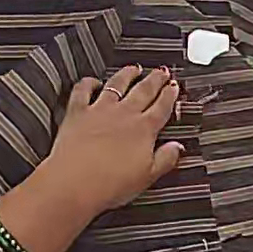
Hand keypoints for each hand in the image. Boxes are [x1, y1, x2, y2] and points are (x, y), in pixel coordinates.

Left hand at [0, 65, 184, 251]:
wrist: (75, 183)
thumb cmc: (110, 183)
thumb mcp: (148, 176)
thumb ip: (165, 159)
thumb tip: (177, 148)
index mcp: (144, 129)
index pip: (162, 107)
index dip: (170, 95)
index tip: (174, 87)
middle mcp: (124, 114)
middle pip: (144, 91)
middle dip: (155, 80)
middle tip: (162, 72)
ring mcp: (100, 110)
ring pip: (117, 84)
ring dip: (127, 75)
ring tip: (134, 68)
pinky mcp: (77, 113)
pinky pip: (83, 90)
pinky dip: (89, 83)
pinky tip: (93, 81)